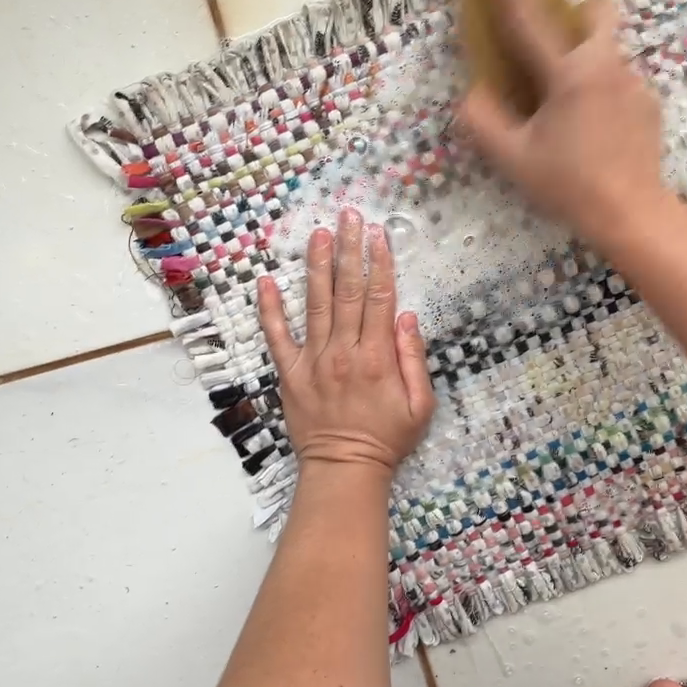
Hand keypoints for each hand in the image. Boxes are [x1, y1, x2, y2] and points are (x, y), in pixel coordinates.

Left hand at [259, 209, 435, 474]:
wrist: (344, 469)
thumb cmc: (387, 438)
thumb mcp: (421, 406)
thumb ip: (414, 359)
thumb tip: (406, 317)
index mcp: (376, 358)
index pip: (379, 299)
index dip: (380, 264)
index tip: (378, 235)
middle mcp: (343, 352)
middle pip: (348, 291)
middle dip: (349, 250)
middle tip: (348, 217)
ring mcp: (313, 361)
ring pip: (316, 304)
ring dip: (318, 266)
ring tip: (318, 234)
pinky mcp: (290, 373)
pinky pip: (277, 337)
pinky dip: (270, 309)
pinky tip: (265, 281)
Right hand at [457, 0, 670, 248]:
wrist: (633, 214)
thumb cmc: (570, 185)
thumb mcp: (513, 159)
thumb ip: (483, 121)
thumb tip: (471, 94)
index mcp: (568, 74)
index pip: (530, 19)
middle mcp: (606, 66)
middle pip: (597, 11)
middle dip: (576, 15)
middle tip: (554, 53)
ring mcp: (634, 83)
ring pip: (609, 49)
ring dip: (587, 62)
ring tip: (573, 110)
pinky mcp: (651, 103)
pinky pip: (622, 80)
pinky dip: (604, 91)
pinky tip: (598, 131)